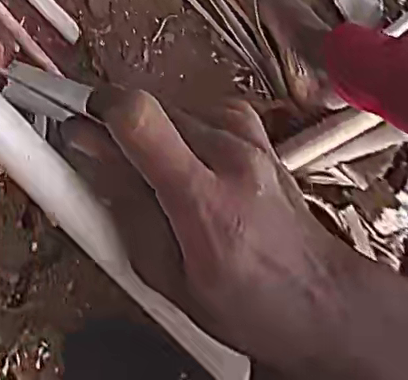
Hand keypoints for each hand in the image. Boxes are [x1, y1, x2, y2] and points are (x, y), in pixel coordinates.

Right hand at [63, 89, 358, 371]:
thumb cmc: (250, 303)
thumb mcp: (167, 275)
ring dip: (150, 130)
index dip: (99, 108)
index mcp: (204, 202)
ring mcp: (246, 136)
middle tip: (112, 161)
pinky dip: (180, 125)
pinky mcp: (253, 126)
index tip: (80, 123)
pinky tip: (187, 155)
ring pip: (168, 104)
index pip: (139, 118)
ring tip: (160, 172)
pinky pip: (196, 105)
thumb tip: (86, 148)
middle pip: (147, 106)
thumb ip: (121, 206)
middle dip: (118, 127)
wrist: (327, 300)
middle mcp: (228, 156)